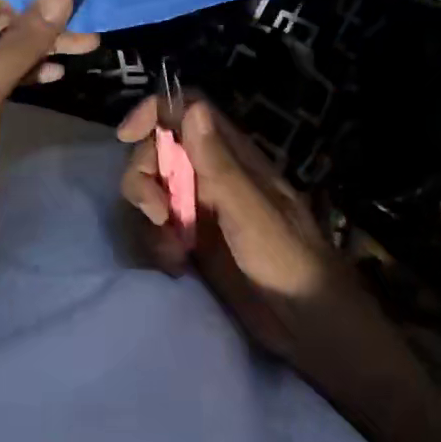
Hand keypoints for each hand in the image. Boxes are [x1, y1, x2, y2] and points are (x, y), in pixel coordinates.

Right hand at [118, 98, 362, 362]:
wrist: (311, 332)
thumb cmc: (292, 264)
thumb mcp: (254, 216)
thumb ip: (221, 166)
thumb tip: (193, 109)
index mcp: (232, 157)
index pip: (187, 111)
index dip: (155, 112)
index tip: (128, 135)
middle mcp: (210, 174)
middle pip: (157, 149)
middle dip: (143, 176)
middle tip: (157, 213)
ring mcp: (198, 208)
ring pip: (150, 189)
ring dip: (148, 217)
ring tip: (172, 253)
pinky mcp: (191, 241)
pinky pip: (154, 228)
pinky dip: (155, 244)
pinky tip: (175, 266)